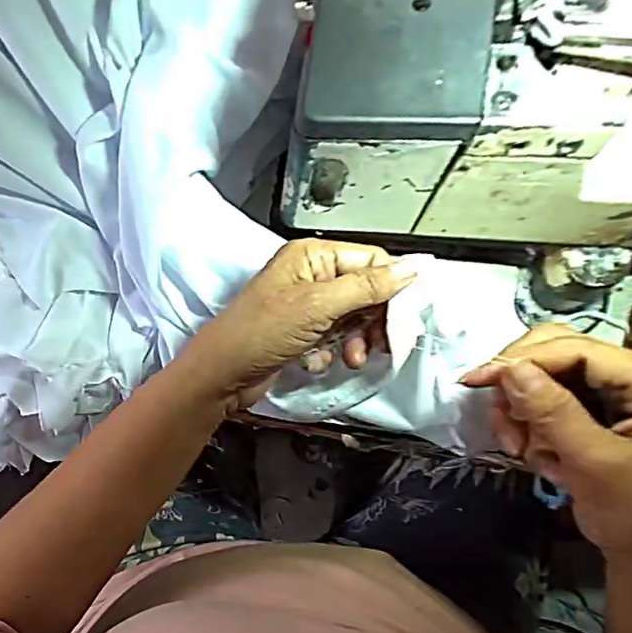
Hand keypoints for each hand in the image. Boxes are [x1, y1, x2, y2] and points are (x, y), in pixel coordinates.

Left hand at [175, 239, 420, 409]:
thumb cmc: (260, 334)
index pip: (371, 261)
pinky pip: (331, 338)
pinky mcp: (297, 334)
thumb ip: (367, 287)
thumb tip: (412, 270)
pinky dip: (331, 351)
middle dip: (374, 320)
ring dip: (355, 341)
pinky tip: (318, 362)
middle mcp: (308, 276)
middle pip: (365, 291)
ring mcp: (302, 306)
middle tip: (381, 345)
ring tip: (352, 359)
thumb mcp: (317, 306)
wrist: (219, 376)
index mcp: (312, 256)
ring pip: (351, 319)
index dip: (392, 288)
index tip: (405, 317)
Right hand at [459, 324, 631, 564]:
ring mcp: (616, 396)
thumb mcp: (598, 464)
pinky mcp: (596, 415)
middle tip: (505, 422)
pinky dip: (529, 427)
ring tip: (528, 451)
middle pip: (559, 352)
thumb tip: (509, 370)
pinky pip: (544, 405)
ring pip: (544, 379)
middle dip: (521, 386)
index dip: (522, 360)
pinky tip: (537, 453)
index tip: (473, 382)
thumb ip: (554, 413)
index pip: (578, 350)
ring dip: (523, 413)